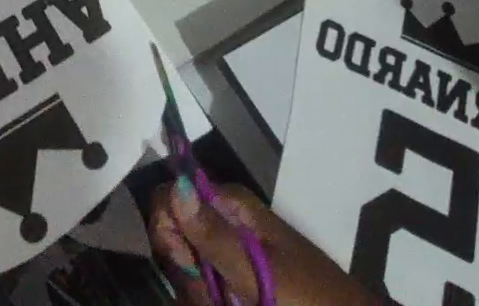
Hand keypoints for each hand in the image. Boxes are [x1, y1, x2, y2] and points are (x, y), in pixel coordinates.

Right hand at [149, 179, 375, 305]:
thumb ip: (214, 234)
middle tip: (219, 299)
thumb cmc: (310, 298)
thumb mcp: (259, 271)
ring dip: (200, 297)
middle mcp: (223, 221)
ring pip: (185, 273)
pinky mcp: (232, 283)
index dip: (167, 231)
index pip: (167, 198)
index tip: (188, 263)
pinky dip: (207, 302)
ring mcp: (227, 254)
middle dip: (188, 278)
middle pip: (172, 241)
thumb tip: (176, 184)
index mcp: (228, 204)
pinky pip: (201, 291)